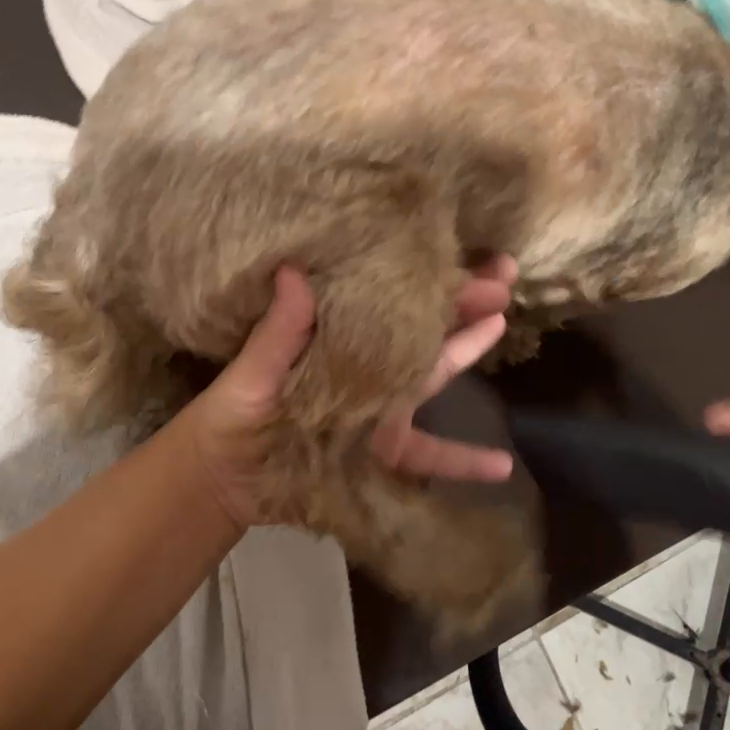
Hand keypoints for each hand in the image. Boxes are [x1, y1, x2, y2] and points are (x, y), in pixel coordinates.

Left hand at [178, 256, 519, 528]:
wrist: (225, 475)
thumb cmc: (233, 413)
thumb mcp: (254, 370)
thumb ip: (279, 330)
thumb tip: (293, 272)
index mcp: (337, 338)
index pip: (387, 300)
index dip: (424, 279)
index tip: (456, 254)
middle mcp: (365, 366)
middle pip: (421, 328)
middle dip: (460, 300)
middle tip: (504, 275)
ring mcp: (379, 408)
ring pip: (431, 375)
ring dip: (467, 352)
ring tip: (504, 325)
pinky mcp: (383, 452)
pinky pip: (430, 458)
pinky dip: (465, 462)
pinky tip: (503, 465)